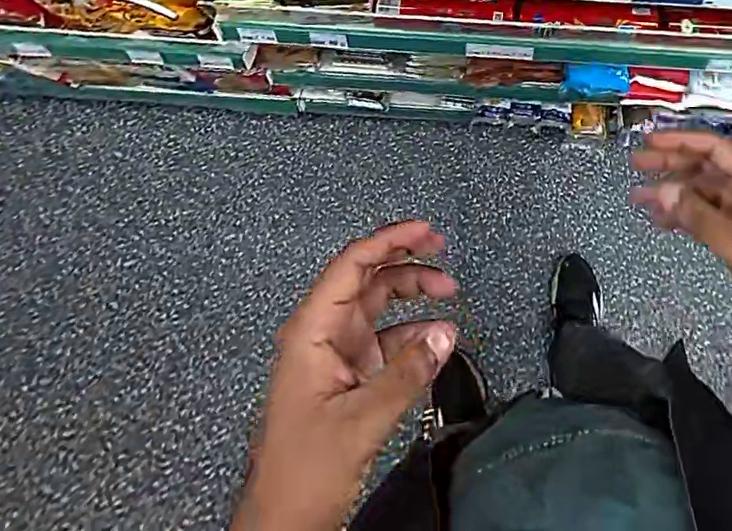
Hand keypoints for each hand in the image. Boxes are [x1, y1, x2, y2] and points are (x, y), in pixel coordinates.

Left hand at [233, 221, 458, 530]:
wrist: (283, 529)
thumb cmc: (302, 476)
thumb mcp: (360, 421)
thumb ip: (407, 373)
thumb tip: (446, 332)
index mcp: (311, 333)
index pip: (351, 266)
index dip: (388, 240)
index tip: (424, 231)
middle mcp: (323, 335)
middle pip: (367, 277)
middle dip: (405, 257)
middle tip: (440, 246)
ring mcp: (337, 354)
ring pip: (380, 303)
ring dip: (414, 291)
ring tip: (448, 289)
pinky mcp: (351, 375)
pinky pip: (388, 336)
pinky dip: (415, 330)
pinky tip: (436, 338)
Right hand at [632, 131, 731, 426]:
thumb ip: (699, 216)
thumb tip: (661, 190)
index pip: (716, 149)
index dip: (682, 141)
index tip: (650, 141)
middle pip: (705, 168)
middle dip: (671, 164)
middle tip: (636, 164)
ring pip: (701, 194)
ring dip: (672, 194)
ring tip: (637, 197)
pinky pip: (703, 217)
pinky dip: (682, 217)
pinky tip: (659, 219)